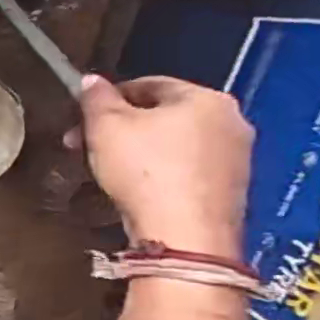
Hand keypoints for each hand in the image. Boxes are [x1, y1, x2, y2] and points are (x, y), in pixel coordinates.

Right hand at [66, 75, 252, 259]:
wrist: (185, 238)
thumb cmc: (143, 170)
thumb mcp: (105, 126)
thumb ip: (96, 97)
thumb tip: (92, 81)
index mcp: (205, 98)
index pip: (147, 84)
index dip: (107, 100)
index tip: (82, 120)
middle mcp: (231, 122)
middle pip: (162, 115)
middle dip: (120, 128)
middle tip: (86, 145)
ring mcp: (237, 159)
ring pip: (173, 143)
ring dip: (138, 150)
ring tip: (107, 169)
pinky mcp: (232, 191)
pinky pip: (187, 169)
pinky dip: (160, 173)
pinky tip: (136, 189)